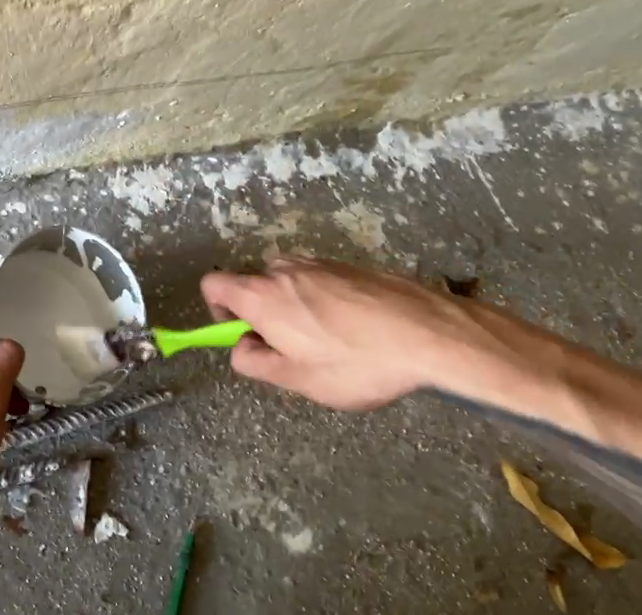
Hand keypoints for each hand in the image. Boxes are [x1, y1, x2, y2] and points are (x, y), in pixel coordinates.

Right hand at [202, 254, 476, 409]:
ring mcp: (318, 262)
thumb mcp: (299, 379)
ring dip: (294, 307)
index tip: (245, 337)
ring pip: (288, 283)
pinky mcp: (348, 265)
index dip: (217, 312)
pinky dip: (324, 301)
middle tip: (294, 351)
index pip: (213, 285)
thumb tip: (242, 348)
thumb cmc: (356, 362)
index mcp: (262, 295)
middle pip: (253, 285)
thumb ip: (256, 364)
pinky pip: (319, 280)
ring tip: (331, 343)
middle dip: (263, 315)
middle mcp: (283, 270)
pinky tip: (358, 330)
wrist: (428, 332)